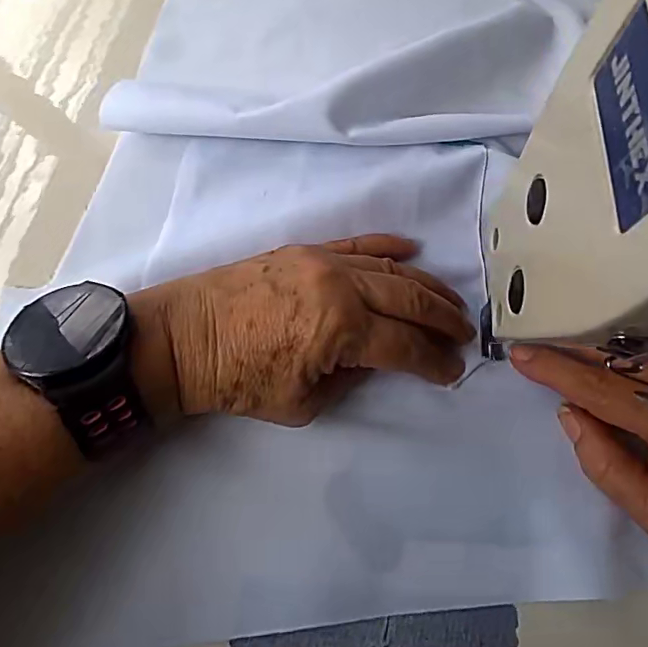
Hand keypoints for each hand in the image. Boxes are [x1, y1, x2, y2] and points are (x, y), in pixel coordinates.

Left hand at [130, 235, 474, 426]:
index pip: (405, 345)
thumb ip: (348, 378)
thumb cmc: (236, 380)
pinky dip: (386, 247)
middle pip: (407, 300)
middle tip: (464, 334)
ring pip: (388, 269)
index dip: (434, 361)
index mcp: (341, 328)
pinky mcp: (302, 250)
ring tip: (448, 302)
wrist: (184, 338)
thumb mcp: (302, 403)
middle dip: (442, 319)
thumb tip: (370, 359)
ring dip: (424, 285)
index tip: (451, 371)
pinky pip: (355, 244)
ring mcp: (320, 260)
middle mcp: (339, 285)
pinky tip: (410, 252)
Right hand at [508, 344, 647, 583]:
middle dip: (563, 351)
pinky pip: (642, 352)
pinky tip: (584, 351)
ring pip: (625, 351)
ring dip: (582, 347)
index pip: (602, 392)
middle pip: (610, 359)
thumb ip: (606, 468)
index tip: (520, 357)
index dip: (556, 371)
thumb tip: (569, 413)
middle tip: (526, 348)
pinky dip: (606, 350)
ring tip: (547, 349)